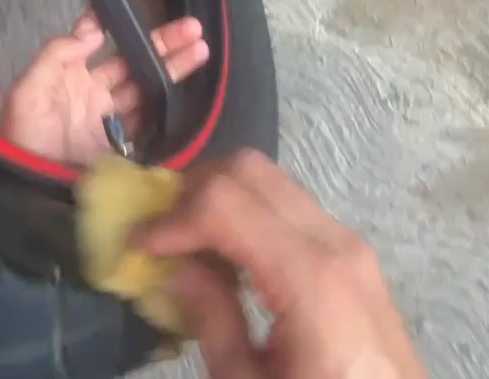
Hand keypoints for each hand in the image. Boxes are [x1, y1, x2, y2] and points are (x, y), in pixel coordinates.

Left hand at [0, 0, 209, 166]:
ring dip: (174, 66)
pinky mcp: (120, 147)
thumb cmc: (24, 139)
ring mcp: (108, 120)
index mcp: (69, 73)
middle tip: (192, 25)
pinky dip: (170, 104)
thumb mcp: (27, 92)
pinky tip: (190, 88)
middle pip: (132, 58)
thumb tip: (93, 29)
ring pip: (147, 85)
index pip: (94, 31)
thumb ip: (56, 55)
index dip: (114, 8)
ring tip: (201, 47)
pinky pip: (149, 121)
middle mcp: (92, 91)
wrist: (27, 194)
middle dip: (161, 40)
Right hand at [134, 150, 425, 378]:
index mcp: (310, 278)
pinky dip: (250, 209)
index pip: (225, 203)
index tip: (136, 243)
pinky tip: (227, 252)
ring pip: (271, 178)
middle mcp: (334, 240)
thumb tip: (175, 265)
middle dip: (194, 188)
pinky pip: (291, 204)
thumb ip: (212, 320)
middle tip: (158, 229)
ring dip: (221, 193)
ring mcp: (349, 241)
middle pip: (250, 169)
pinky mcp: (352, 253)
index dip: (171, 217)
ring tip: (186, 239)